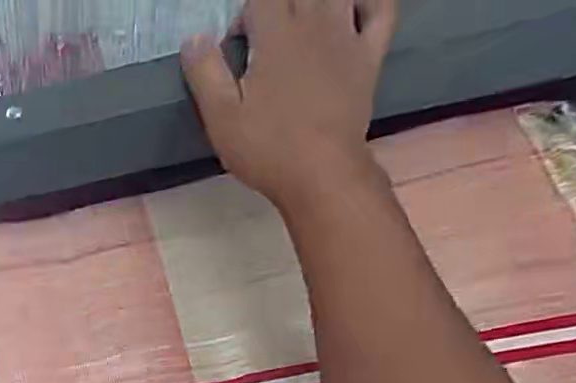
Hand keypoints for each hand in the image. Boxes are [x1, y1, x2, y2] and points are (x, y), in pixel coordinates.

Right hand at [182, 0, 397, 206]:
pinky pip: (381, 9)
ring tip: (299, 27)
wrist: (320, 171)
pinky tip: (354, 8)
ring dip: (313, 4)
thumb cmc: (265, 147)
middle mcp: (315, 21)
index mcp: (276, 34)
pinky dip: (369, 1)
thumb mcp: (221, 118)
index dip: (243, 17)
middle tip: (264, 41)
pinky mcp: (369, 54)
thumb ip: (205, 73)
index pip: (259, 0)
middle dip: (276, 7)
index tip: (236, 49)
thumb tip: (194, 37)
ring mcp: (347, 34)